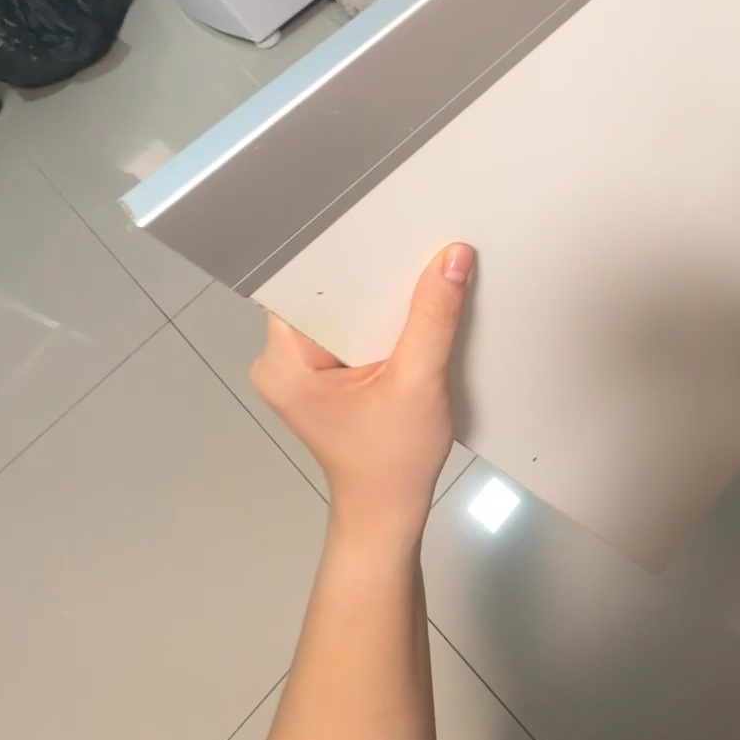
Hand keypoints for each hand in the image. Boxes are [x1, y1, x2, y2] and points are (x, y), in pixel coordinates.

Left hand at [251, 243, 474, 532]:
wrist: (392, 512)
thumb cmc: (394, 457)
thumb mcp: (419, 381)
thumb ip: (434, 317)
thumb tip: (454, 254)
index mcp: (284, 361)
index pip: (308, 286)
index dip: (348, 255)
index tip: (387, 227)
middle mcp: (285, 360)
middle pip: (330, 296)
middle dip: (374, 275)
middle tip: (416, 240)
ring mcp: (307, 369)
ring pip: (348, 312)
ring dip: (384, 297)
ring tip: (421, 267)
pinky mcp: (332, 377)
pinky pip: (358, 331)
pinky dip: (388, 320)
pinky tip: (418, 306)